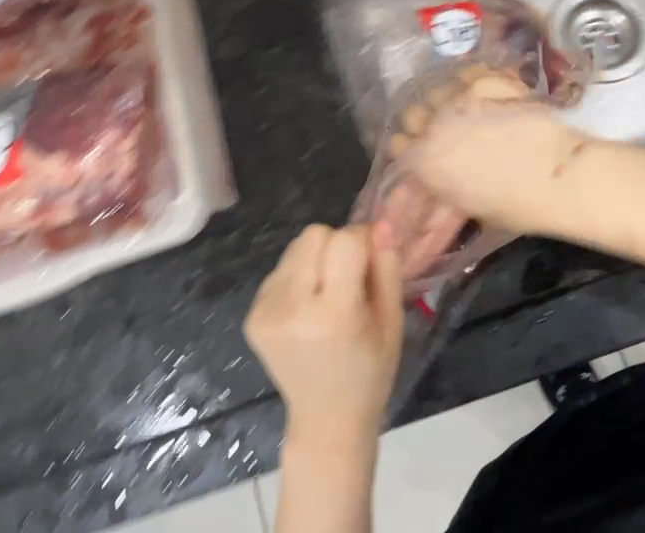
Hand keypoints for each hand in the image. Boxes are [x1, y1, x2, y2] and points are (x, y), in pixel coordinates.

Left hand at [245, 224, 404, 442]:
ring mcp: (266, 312)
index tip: (371, 259)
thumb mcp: (392, 322)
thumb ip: (386, 268)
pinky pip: (279, 271)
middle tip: (348, 279)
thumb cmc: (370, 373)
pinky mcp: (252, 316)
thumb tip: (379, 223)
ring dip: (314, 259)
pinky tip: (306, 309)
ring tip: (325, 294)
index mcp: (334, 313)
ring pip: (294, 248)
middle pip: (314, 235)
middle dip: (336, 245)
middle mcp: (293, 308)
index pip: (344, 240)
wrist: (326, 420)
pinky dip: (296, 278)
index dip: (362, 241)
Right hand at [400, 96, 587, 234]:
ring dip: (449, 99)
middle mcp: (433, 127)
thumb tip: (442, 178)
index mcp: (425, 163)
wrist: (559, 177)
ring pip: (440, 89)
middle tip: (449, 130)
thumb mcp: (470, 205)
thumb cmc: (518, 206)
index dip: (412, 148)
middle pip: (414, 113)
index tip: (426, 151)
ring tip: (468, 106)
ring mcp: (459, 100)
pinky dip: (475, 79)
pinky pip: (469, 73)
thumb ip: (445, 186)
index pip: (398, 144)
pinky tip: (488, 89)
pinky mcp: (486, 81)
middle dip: (428, 121)